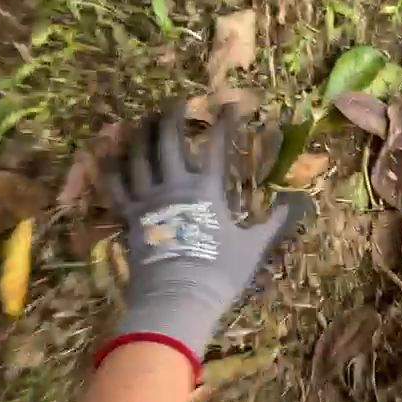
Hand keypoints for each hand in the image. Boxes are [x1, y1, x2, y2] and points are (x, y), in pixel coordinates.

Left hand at [100, 102, 311, 374]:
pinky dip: (111, 167)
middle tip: (176, 102)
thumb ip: (272, 222)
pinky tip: (107, 152)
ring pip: (140, 156)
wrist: (177, 298)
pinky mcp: (130, 217)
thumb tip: (294, 202)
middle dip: (173, 117)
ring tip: (144, 120)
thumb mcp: (253, 248)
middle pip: (170, 141)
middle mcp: (176, 186)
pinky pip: (116, 186)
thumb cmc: (219, 273)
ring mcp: (149, 200)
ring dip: (142, 134)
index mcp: (208, 190)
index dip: (225, 122)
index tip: (230, 103)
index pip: (218, 147)